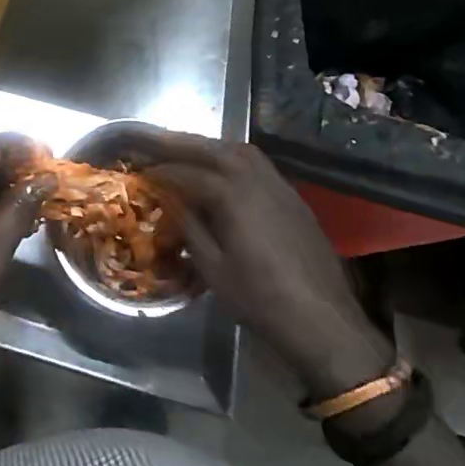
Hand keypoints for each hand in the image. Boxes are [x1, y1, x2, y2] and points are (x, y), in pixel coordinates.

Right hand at [146, 132, 394, 397]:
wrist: (324, 322)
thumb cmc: (261, 300)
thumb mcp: (213, 268)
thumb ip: (190, 227)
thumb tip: (170, 201)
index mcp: (232, 195)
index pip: (187, 173)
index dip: (161, 172)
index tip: (140, 171)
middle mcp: (255, 179)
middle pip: (212, 149)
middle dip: (181, 144)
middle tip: (154, 143)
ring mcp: (279, 185)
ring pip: (239, 150)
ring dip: (209, 146)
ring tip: (186, 152)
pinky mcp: (293, 197)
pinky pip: (258, 164)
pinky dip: (233, 158)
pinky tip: (223, 171)